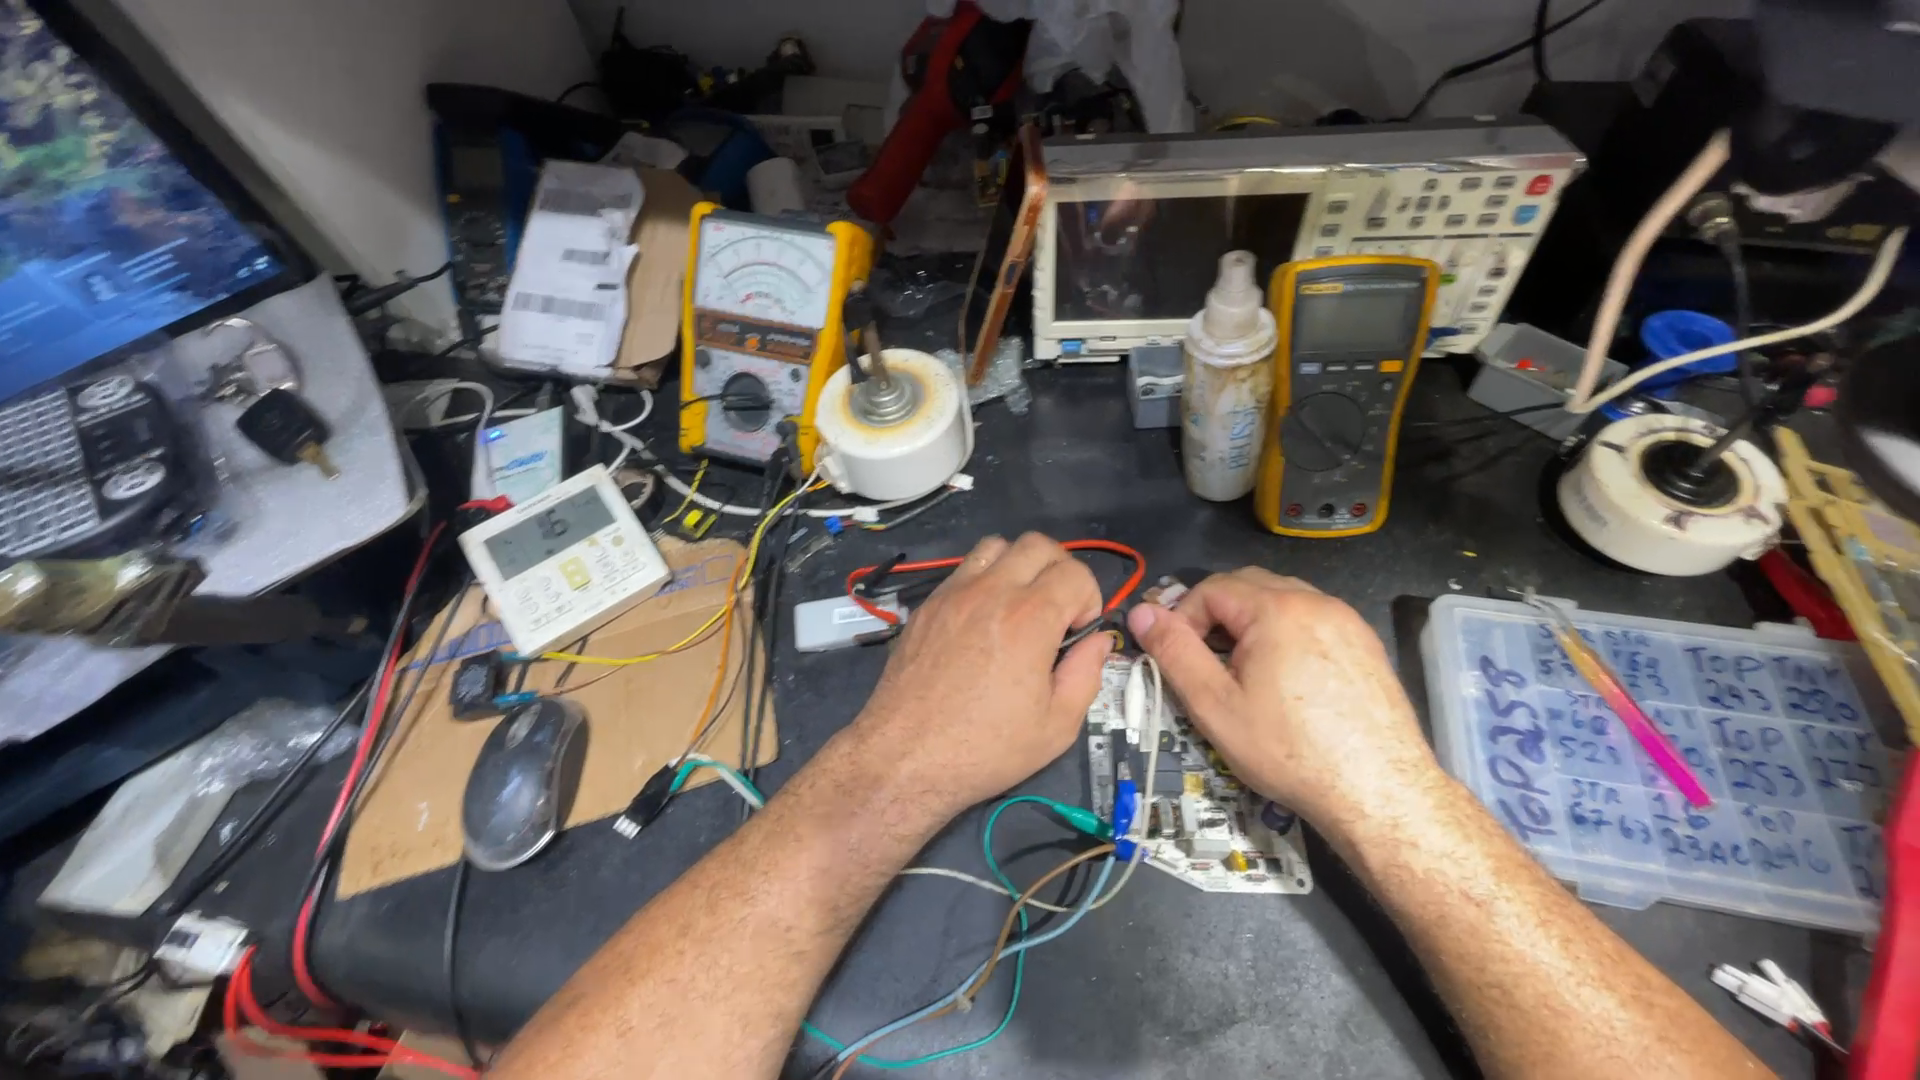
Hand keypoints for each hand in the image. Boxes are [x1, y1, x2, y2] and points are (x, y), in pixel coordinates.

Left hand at [849, 533, 1112, 817]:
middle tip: (1058, 611)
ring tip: (1020, 605)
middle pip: (1037, 544)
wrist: (906, 757)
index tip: (1078, 632)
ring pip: (996, 546)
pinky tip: (983, 620)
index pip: (1073, 572)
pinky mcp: (927, 606)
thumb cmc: (986, 748)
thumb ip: (1086, 674)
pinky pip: (963, 570)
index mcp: (1029, 618)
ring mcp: (953, 594)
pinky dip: (984, 580)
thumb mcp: (1056, 726)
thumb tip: (1098, 642)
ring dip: (1018, 565)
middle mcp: (990, 592)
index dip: (1088, 598)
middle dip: (1059, 570)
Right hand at [1126, 568, 1443, 836]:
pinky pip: (1312, 620)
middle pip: (1248, 584)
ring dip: (1251, 622)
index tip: (1179, 659)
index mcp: (1276, 608)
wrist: (1379, 791)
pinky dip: (1286, 634)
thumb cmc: (1288, 749)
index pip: (1211, 588)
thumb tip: (1141, 613)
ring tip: (1242, 670)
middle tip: (1205, 661)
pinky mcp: (1366, 645)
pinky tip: (1284, 679)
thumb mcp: (1215, 704)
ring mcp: (1347, 621)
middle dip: (1216, 614)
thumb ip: (1174, 652)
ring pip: (1282, 599)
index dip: (1183, 618)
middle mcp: (1316, 601)